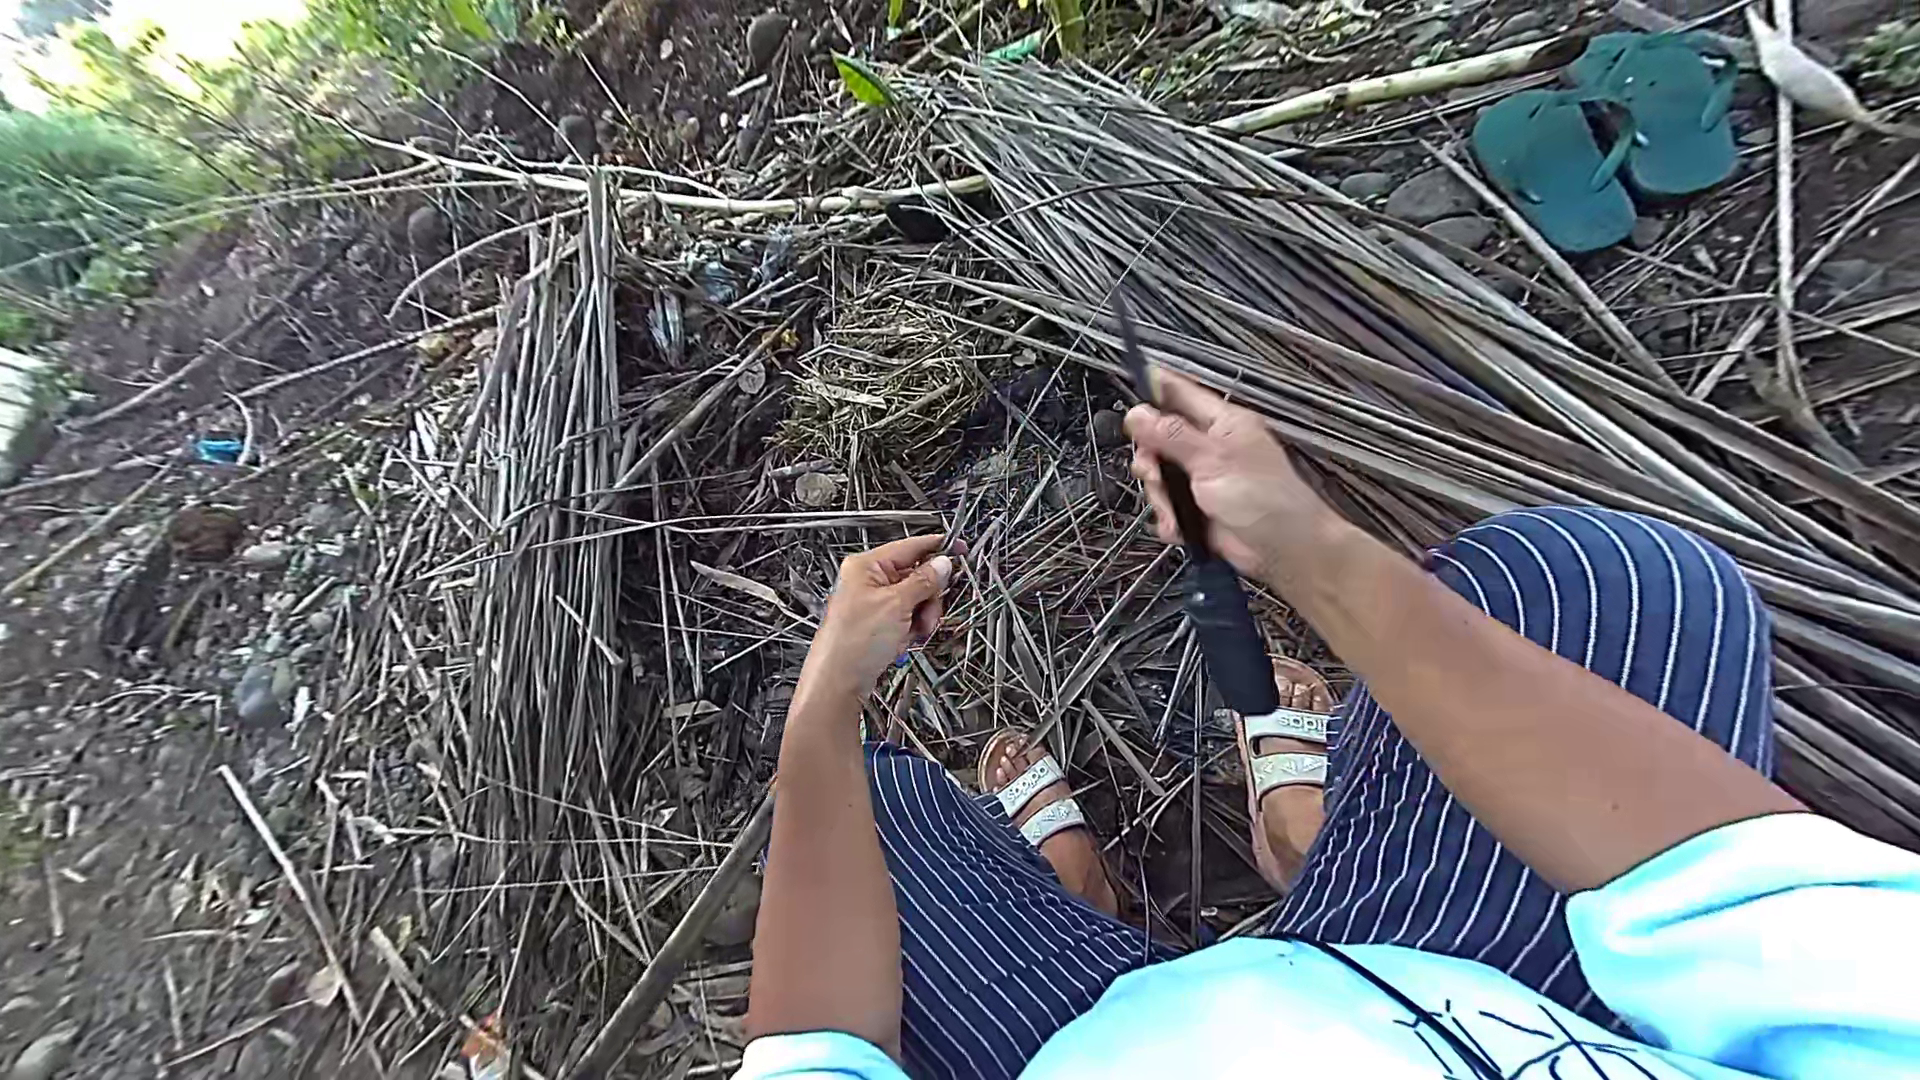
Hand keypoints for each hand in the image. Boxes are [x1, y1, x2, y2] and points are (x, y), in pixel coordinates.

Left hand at [797, 534, 961, 702]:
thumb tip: (942, 563)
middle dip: (929, 594)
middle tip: (929, 609)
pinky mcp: (879, 622)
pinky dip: (913, 626)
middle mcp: (869, 581)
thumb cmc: (852, 642)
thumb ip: (923, 580)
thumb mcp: (896, 604)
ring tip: (915, 629)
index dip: (937, 547)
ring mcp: (874, 602)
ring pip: (916, 597)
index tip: (959, 548)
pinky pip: (908, 616)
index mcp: (867, 566)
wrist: (839, 682)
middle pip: (917, 574)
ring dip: (923, 614)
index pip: (910, 546)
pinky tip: (907, 637)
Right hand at [1126, 370, 1337, 583]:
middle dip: (1149, 459)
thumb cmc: (1269, 500)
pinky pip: (1166, 505)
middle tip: (1153, 472)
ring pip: (1159, 475)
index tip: (1131, 404)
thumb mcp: (1212, 459)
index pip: (1179, 393)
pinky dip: (1167, 517)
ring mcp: (1202, 477)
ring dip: (1158, 495)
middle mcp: (1210, 447)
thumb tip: (1139, 414)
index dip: (1151, 393)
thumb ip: (1171, 435)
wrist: (1282, 550)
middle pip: (1158, 439)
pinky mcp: (1196, 506)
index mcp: (1221, 423)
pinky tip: (1178, 525)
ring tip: (1171, 508)